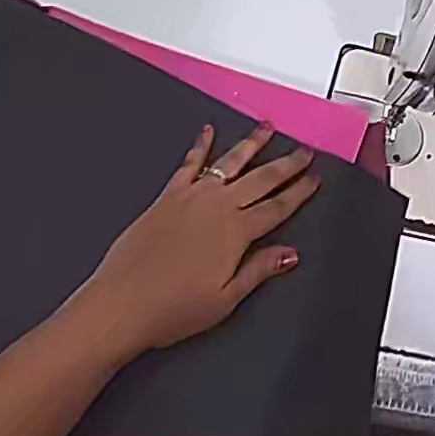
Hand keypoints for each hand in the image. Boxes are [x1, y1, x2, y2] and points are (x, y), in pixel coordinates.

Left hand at [79, 123, 320, 354]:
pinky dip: (200, 146)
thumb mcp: (225, 299)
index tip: (313, 179)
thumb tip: (289, 254)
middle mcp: (218, 206)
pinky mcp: (168, 196)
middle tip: (304, 151)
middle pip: (262, 178)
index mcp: (237, 231)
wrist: (120, 304)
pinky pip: (189, 164)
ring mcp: (192, 197)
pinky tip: (207, 132)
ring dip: (252, 144)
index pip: (278, 206)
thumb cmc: (172, 308)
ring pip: (231, 162)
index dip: (299, 191)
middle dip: (287, 163)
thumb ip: (259, 269)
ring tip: (267, 128)